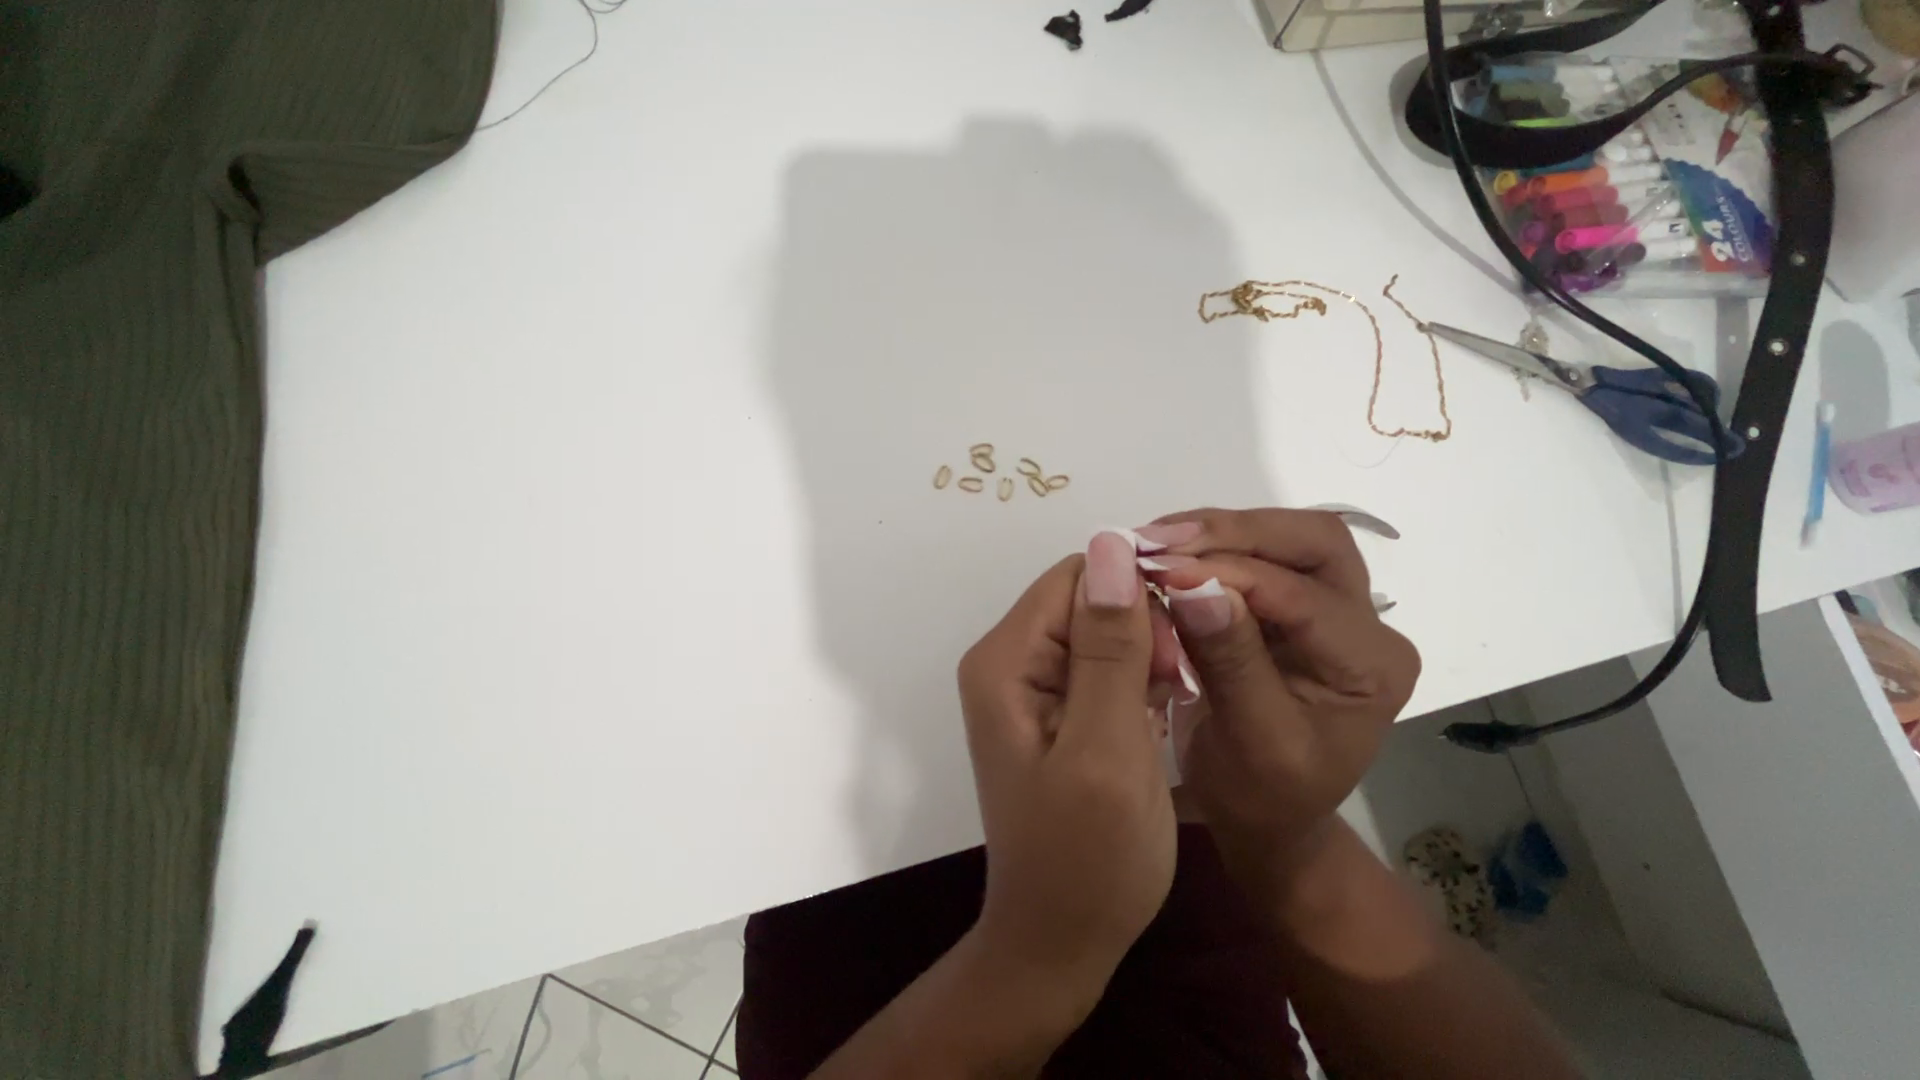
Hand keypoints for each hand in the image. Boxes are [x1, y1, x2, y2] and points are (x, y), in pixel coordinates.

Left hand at [956, 532, 1177, 1006]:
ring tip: (1170, 706)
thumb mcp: (1106, 749)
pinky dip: (1140, 680)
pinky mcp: (1059, 711)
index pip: (1076, 577)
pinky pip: (1105, 665)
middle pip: (1088, 599)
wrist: (1063, 940)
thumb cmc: (1088, 857)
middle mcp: (1009, 662)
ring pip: (1104, 630)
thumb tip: (1111, 543)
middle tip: (1178, 686)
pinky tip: (1160, 715)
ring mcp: (1032, 688)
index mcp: (1005, 661)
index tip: (1183, 643)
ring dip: (1148, 655)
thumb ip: (1109, 648)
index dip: (1136, 594)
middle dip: (1144, 627)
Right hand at [1137, 509, 1419, 863]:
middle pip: (1312, 542)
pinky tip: (1164, 554)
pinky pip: (1258, 556)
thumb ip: (1231, 661)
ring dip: (1217, 533)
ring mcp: (1330, 610)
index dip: (1231, 573)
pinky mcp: (1292, 607)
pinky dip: (1208, 549)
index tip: (1159, 568)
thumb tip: (1195, 583)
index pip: (1304, 595)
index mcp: (1370, 665)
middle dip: (1233, 531)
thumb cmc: (1262, 796)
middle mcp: (1364, 626)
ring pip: (1286, 538)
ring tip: (1152, 541)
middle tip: (1158, 539)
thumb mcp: (1251, 741)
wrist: (1266, 820)